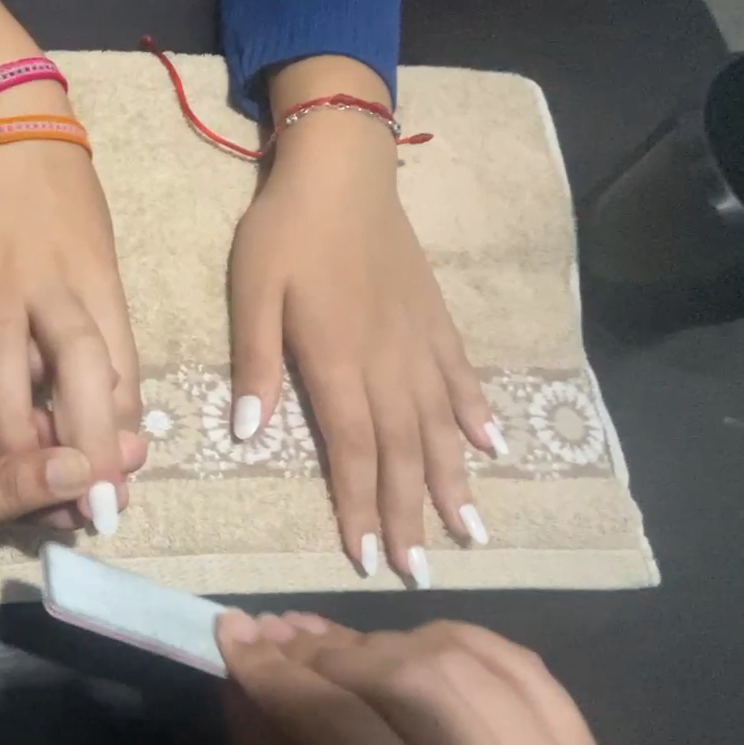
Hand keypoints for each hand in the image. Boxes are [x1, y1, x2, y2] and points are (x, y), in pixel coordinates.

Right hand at [0, 118, 141, 534]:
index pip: (116, 370)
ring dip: (12, 419)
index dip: (120, 435)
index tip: (120, 494)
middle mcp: (51, 284)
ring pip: (6, 353)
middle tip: (88, 513)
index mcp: (97, 286)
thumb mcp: (100, 264)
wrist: (9, 122)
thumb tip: (118, 412)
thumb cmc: (62, 203)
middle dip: (84, 442)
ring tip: (12, 481)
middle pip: (75, 367)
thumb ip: (105, 335)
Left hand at [0, 341, 147, 647]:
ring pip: (16, 466)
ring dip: (61, 479)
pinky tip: (79, 518)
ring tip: (120, 490)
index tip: (111, 399)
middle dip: (69, 440)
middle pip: (15, 420)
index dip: (54, 383)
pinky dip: (38, 510)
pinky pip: (5, 503)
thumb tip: (89, 464)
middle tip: (131, 456)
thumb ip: (10, 483)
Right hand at [217, 611, 617, 744]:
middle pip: (404, 680)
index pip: (344, 728)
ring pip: (451, 657)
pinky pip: (508, 657)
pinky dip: (441, 639)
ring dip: (374, 644)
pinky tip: (405, 656)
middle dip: (322, 653)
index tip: (230, 634)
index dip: (275, 673)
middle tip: (278, 647)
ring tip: (338, 660)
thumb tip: (241, 648)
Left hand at [230, 62, 498, 584]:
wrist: (341, 171)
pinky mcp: (436, 317)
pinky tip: (492, 444)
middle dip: (408, 514)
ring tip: (472, 531)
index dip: (359, 507)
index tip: (370, 558)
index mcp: (337, 362)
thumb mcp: (251, 297)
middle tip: (424, 572)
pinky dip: (477, 414)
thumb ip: (256, 366)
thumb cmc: (282, 235)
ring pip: (439, 425)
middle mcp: (388, 362)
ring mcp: (420, 340)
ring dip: (453, 481)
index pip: (351, 451)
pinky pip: (462, 376)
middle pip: (400, 451)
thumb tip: (253, 436)